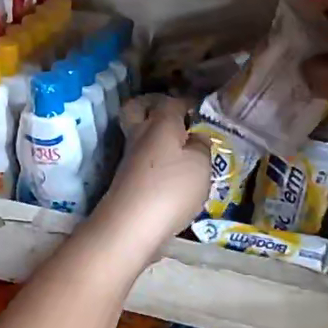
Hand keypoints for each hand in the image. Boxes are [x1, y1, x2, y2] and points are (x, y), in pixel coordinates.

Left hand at [90, 95, 211, 252]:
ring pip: (138, 134)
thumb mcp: (201, 165)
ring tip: (180, 148)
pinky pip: (141, 158)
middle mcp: (140, 133)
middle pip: (138, 108)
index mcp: (160, 122)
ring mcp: (129, 157)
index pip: (172, 102)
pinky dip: (153, 158)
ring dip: (154, 135)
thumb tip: (196, 136)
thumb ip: (201, 146)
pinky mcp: (126, 179)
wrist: (130, 226)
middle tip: (174, 116)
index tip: (199, 108)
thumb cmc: (171, 188)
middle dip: (153, 106)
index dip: (187, 102)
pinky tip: (170, 172)